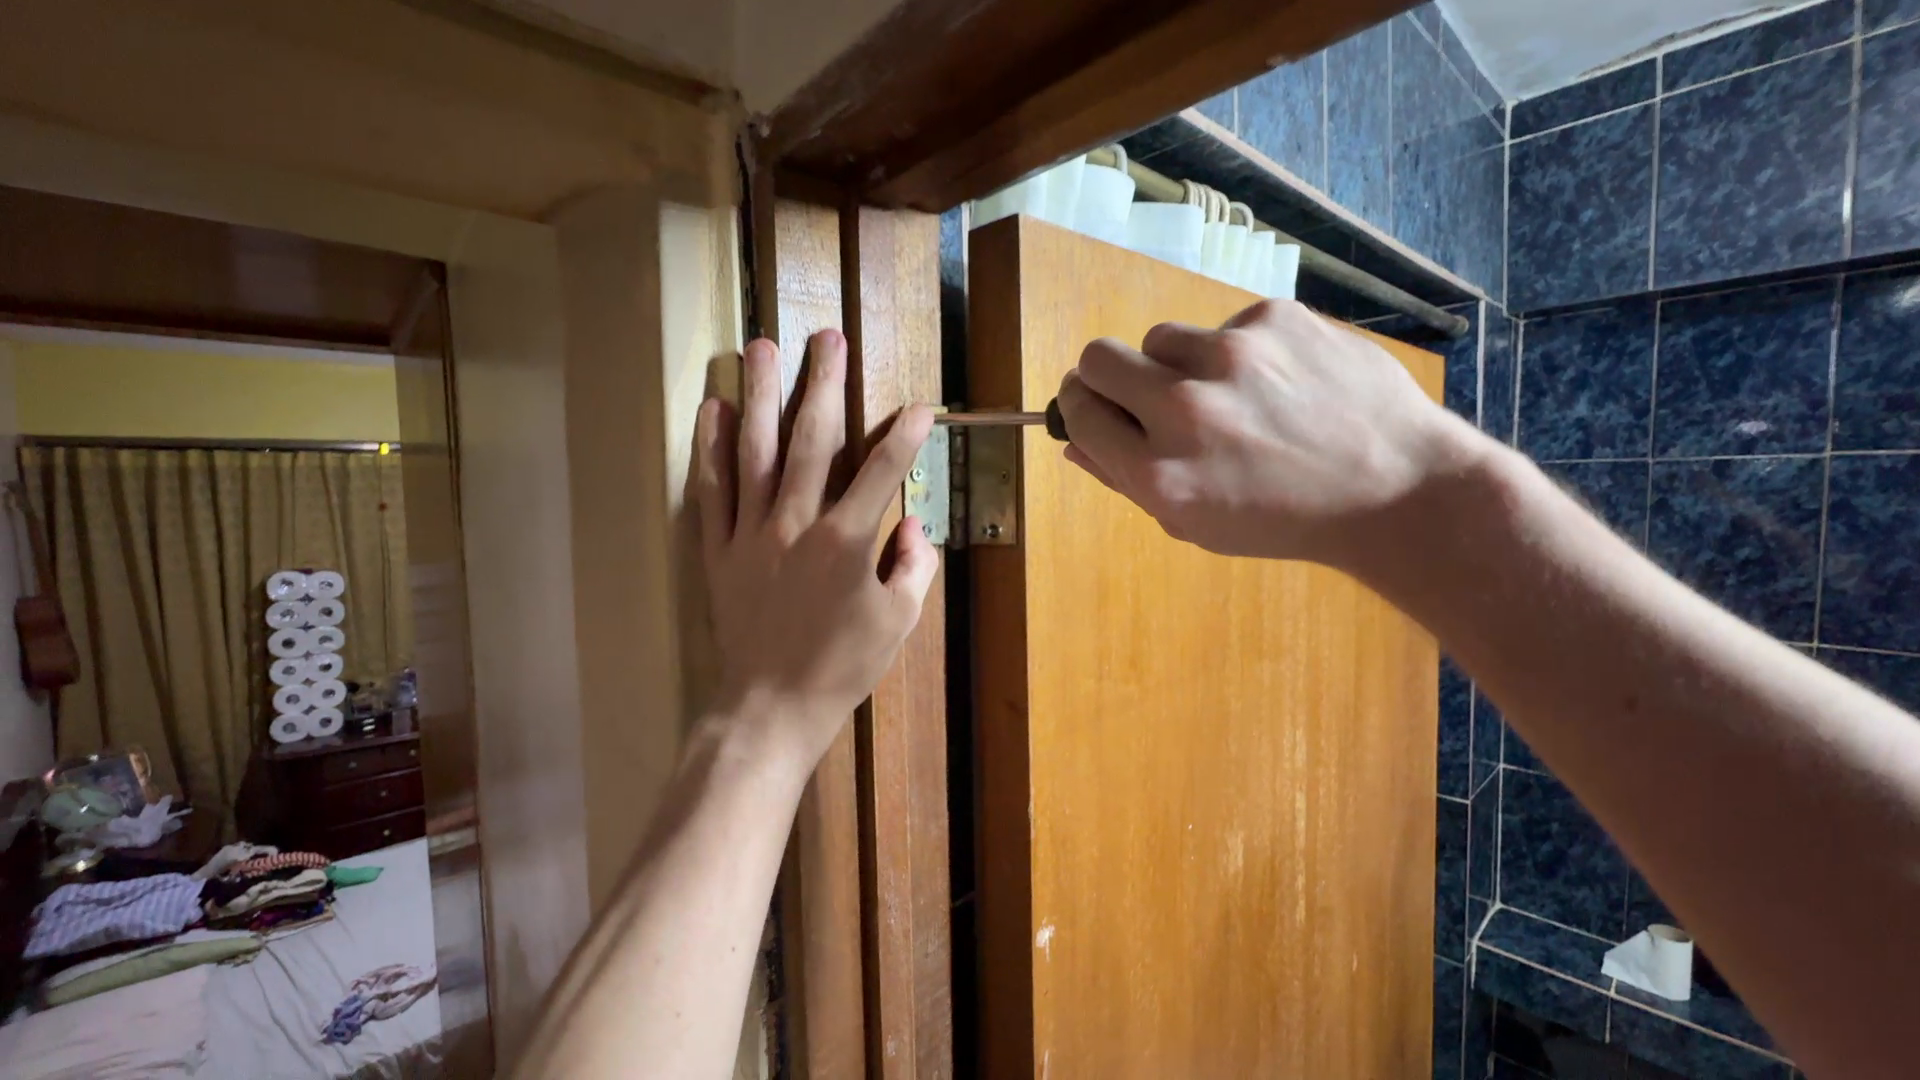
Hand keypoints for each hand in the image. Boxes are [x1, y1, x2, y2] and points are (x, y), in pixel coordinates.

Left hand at [694, 330, 937, 768]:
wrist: (771, 706)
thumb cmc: (842, 667)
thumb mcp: (898, 623)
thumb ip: (913, 566)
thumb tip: (912, 525)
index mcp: (846, 541)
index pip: (881, 471)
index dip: (904, 435)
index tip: (920, 406)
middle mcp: (795, 523)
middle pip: (811, 440)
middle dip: (823, 384)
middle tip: (826, 337)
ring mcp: (750, 532)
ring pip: (755, 451)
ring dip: (761, 395)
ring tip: (762, 347)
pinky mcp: (718, 549)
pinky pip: (711, 489)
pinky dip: (710, 447)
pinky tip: (713, 408)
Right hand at [1055, 299, 1473, 565]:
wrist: (1397, 487)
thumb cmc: (1285, 519)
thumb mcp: (1196, 524)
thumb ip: (1127, 482)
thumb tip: (1074, 441)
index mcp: (1161, 473)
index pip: (1080, 413)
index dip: (1079, 405)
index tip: (1089, 402)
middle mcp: (1185, 409)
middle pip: (1099, 357)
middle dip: (1106, 374)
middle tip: (1140, 389)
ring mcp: (1231, 355)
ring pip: (1162, 337)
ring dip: (1179, 363)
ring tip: (1232, 395)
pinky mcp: (1274, 317)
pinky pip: (1225, 325)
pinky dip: (1239, 351)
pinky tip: (1282, 382)